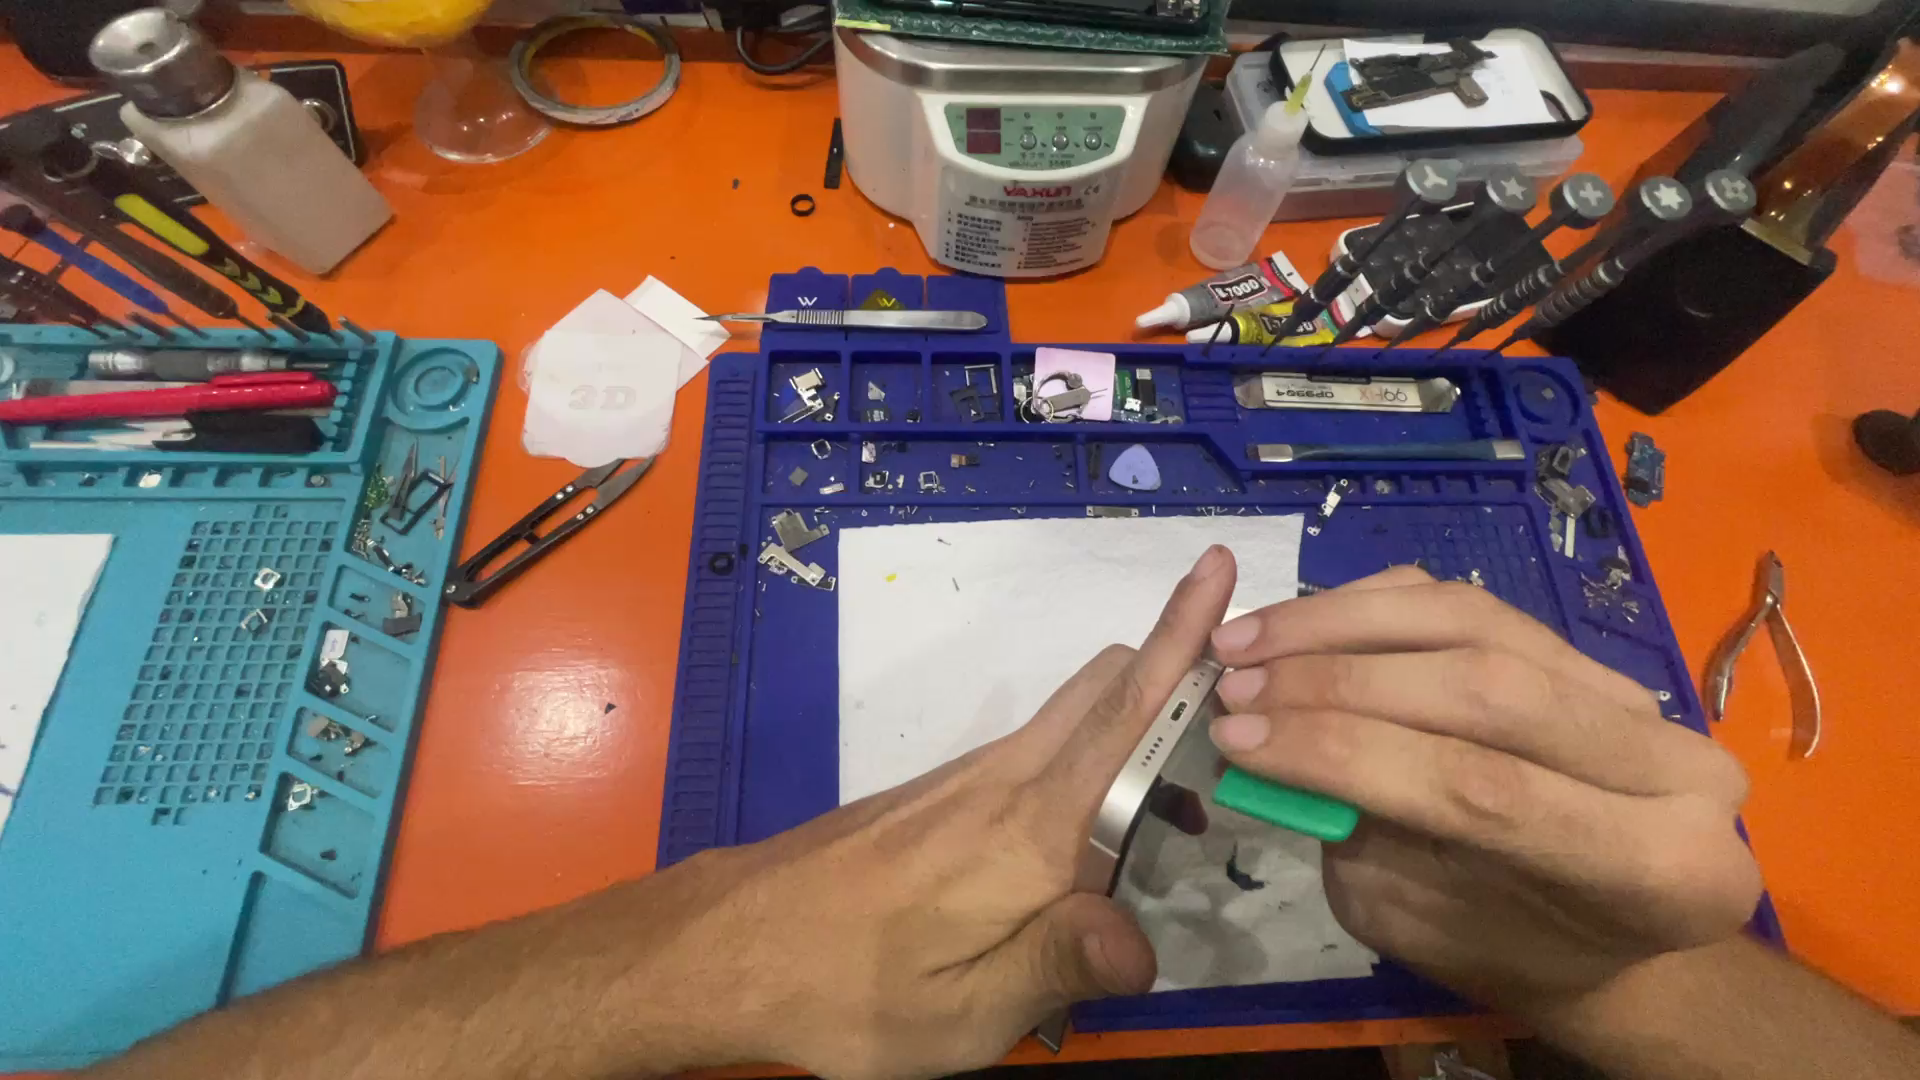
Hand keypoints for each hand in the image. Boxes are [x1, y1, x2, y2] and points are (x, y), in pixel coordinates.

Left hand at [647, 547, 1236, 1079]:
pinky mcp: (952, 790)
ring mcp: (976, 775)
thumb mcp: (966, 1010)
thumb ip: (1063, 962)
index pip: (1128, 710)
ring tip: (1180, 817)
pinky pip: (1045, 752)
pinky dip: (1093, 766)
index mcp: (1033, 825)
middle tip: (1231, 732)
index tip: (1221, 570)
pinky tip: (1093, 845)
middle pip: (1107, 684)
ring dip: (1138, 734)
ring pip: (1078, 715)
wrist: (742, 937)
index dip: (1183, 636)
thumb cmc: (853, 985)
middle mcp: (1011, 776)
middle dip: (1175, 674)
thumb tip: (1148, 942)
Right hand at [1205, 566, 1761, 1016]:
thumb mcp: (1401, 909)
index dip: (1339, 751)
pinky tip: (1291, 623)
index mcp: (1654, 867)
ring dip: (1329, 622)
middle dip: (1331, 679)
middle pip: (1480, 684)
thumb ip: (1344, 822)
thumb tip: (1256, 733)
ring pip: (1463, 618)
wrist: (1579, 920)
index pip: (1479, 787)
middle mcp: (1668, 762)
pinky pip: (1450, 599)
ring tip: (1242, 639)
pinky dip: (1355, 604)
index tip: (1232, 737)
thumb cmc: (1489, 939)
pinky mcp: (1563, 644)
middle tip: (1232, 684)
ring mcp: (1620, 687)